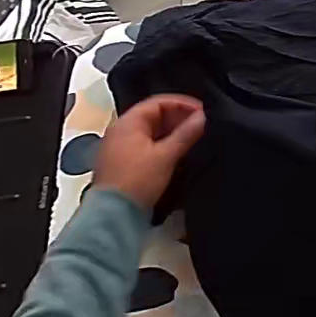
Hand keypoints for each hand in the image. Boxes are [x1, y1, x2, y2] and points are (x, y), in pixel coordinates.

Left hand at [94, 95, 206, 209]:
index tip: (201, 111)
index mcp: (128, 122)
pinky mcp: (123, 162)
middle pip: (154, 115)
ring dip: (172, 132)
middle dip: (178, 118)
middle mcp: (121, 130)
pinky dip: (162, 144)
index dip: (182, 104)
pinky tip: (176, 152)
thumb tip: (202, 117)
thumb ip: (186, 134)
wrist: (113, 214)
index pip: (158, 102)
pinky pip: (146, 145)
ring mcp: (120, 146)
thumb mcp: (166, 155)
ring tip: (192, 138)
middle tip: (199, 125)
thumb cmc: (136, 181)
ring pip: (151, 131)